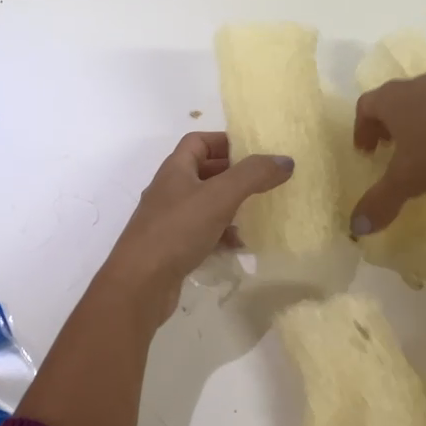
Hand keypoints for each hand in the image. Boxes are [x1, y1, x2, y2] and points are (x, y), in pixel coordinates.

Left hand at [99, 132, 294, 325]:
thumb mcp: (219, 196)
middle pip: (204, 171)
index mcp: (176, 168)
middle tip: (264, 183)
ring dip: (230, 207)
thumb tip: (285, 160)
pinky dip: (221, 235)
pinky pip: (202, 233)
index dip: (224, 141)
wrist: (140, 283)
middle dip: (233, 175)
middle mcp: (170, 189)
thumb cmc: (177, 229)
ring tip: (257, 215)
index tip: (254, 151)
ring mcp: (170, 219)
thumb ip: (252, 176)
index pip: (199, 141)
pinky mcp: (173, 247)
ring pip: (205, 204)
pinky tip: (238, 246)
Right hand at [350, 74, 425, 236]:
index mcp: (392, 99)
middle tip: (391, 148)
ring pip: (424, 99)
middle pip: (393, 99)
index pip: (365, 106)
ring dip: (419, 120)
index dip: (361, 128)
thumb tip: (357, 227)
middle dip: (388, 124)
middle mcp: (416, 85)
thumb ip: (381, 201)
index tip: (367, 151)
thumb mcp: (408, 180)